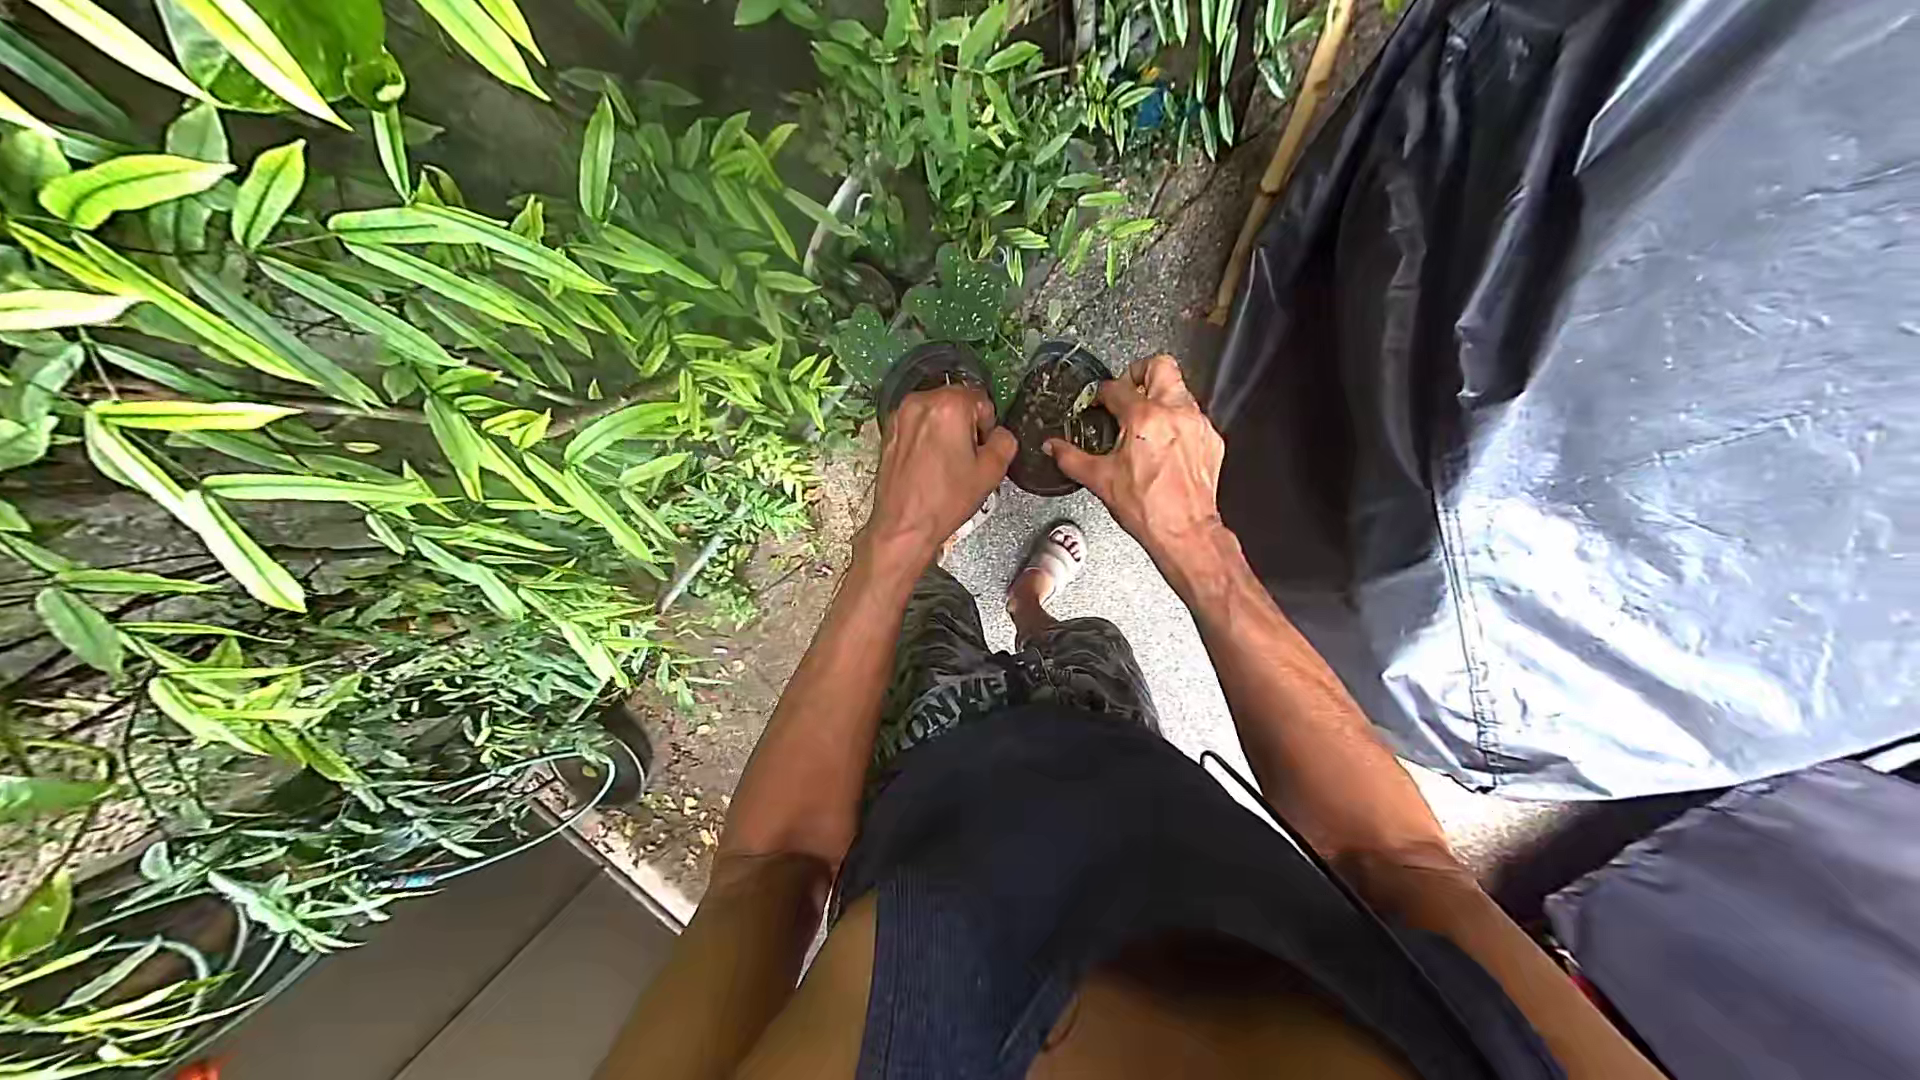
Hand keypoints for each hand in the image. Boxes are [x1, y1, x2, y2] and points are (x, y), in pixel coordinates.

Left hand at [863, 384, 1015, 565]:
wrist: (904, 525)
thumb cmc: (943, 501)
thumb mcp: (991, 472)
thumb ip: (1005, 442)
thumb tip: (1001, 435)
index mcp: (949, 406)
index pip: (981, 400)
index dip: (987, 425)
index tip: (982, 448)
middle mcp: (920, 403)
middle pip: (956, 402)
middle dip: (966, 425)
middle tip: (966, 458)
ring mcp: (900, 417)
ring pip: (936, 413)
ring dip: (946, 431)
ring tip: (946, 464)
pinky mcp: (889, 432)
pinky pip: (917, 425)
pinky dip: (926, 438)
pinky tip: (929, 466)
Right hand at [1046, 354, 1226, 562]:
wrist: (1184, 531)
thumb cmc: (1148, 509)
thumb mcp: (1099, 480)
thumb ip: (1070, 457)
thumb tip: (1053, 447)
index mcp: (1144, 419)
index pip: (1118, 387)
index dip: (1102, 393)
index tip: (1098, 402)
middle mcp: (1175, 414)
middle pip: (1160, 366)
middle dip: (1139, 373)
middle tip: (1127, 390)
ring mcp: (1197, 425)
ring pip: (1179, 390)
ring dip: (1159, 398)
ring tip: (1143, 421)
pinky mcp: (1211, 439)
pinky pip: (1193, 416)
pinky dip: (1176, 422)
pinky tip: (1162, 444)